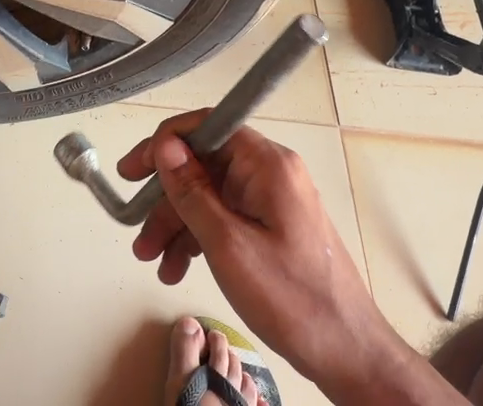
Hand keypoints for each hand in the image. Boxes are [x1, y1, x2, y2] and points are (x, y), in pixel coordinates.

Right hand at [118, 111, 461, 403]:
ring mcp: (273, 201)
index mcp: (268, 165)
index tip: (134, 169)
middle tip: (132, 220)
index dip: (164, 143)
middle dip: (165, 197)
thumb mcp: (228, 244)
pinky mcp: (272, 227)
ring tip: (150, 258)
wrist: (349, 355)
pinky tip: (176, 266)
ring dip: (176, 224)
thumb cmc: (293, 299)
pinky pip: (224, 217)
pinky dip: (198, 238)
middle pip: (203, 165)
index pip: (207, 127)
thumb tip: (165, 148)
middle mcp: (271, 174)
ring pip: (209, 195)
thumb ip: (191, 191)